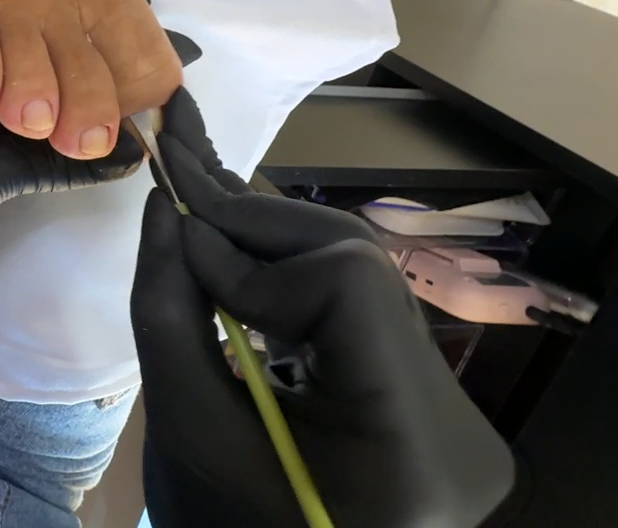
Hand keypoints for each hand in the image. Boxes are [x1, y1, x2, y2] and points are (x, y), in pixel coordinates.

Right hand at [131, 88, 515, 527]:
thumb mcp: (181, 421)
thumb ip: (166, 304)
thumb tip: (163, 204)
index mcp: (413, 445)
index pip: (345, 284)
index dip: (250, 260)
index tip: (177, 244)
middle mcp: (454, 415)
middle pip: (352, 261)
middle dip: (250, 222)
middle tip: (178, 171)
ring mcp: (444, 401)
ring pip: (349, 266)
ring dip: (260, 233)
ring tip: (196, 189)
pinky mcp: (415, 387)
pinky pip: (346, 296)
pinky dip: (278, 263)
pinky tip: (231, 233)